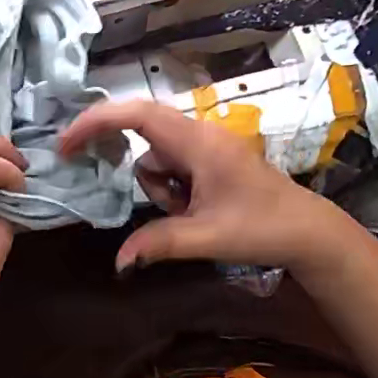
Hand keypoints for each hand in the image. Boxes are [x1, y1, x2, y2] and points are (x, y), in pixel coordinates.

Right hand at [57, 99, 358, 272]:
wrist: (309, 233)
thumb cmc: (263, 228)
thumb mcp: (206, 238)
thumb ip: (158, 244)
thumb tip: (119, 262)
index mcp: (199, 144)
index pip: (139, 115)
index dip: (98, 121)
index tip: (67, 142)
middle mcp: (200, 135)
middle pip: (143, 135)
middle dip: (127, 160)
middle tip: (106, 176)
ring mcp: (206, 146)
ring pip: (156, 158)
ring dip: (158, 188)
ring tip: (187, 214)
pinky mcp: (209, 160)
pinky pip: (172, 167)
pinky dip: (170, 189)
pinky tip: (193, 210)